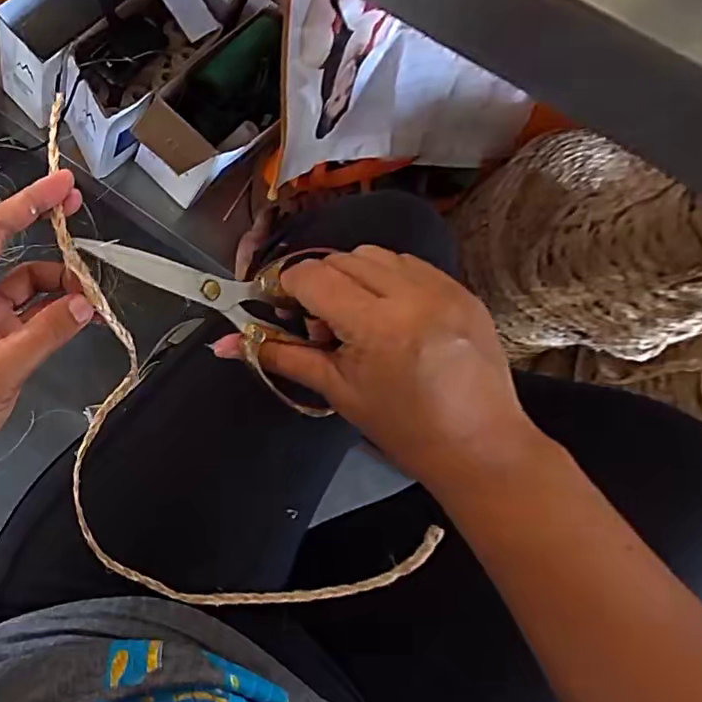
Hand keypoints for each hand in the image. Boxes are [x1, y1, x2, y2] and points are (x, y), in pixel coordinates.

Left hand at [0, 173, 94, 496]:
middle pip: (13, 252)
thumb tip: (87, 302)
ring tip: (92, 298)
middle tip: (81, 212)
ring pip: (28, 286)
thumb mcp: (1, 370)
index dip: (27, 202)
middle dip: (46, 233)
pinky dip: (55, 312)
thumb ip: (46, 333)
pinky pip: (31, 315)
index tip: (63, 183)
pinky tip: (79, 316)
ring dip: (59, 285)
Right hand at [216, 246, 549, 484]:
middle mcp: (413, 296)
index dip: (286, 287)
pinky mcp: (462, 290)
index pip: (312, 277)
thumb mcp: (335, 389)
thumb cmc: (401, 427)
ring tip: (355, 318)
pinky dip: (384, 278)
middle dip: (317, 284)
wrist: (481, 447)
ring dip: (350, 276)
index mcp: (378, 326)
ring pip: (373, 255)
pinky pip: (407, 264)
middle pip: (339, 260)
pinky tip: (387, 314)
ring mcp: (444, 289)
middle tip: (319, 326)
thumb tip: (221, 344)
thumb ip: (277, 355)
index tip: (281, 309)